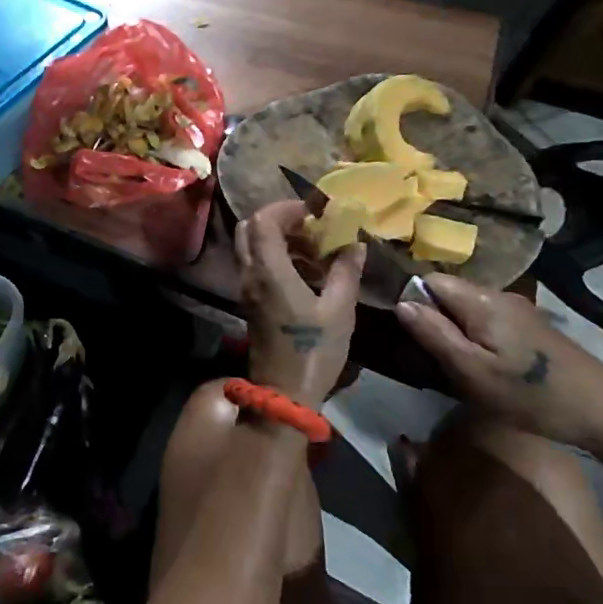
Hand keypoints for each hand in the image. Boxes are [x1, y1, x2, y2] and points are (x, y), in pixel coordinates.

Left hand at [236, 201, 365, 406]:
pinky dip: (276, 256)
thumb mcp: (339, 310)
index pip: (264, 221)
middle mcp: (250, 275)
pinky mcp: (250, 302)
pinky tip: (306, 271)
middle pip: (250, 228)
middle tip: (310, 226)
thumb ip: (345, 271)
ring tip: (313, 248)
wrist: (284, 395)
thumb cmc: (314, 350)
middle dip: (279, 219)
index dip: (287, 208)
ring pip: (251, 246)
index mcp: (269, 272)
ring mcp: (247, 290)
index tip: (315, 213)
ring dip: (278, 238)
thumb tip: (355, 243)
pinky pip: (255, 264)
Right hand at [397, 274, 602, 447]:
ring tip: (450, 363)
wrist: (599, 409)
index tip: (404, 333)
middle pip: (449, 292)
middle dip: (432, 316)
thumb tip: (401, 302)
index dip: (412, 299)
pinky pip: (487, 319)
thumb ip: (435, 334)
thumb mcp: (472, 371)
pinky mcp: (529, 325)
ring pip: (468, 307)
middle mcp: (498, 294)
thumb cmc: (529, 395)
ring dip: (454, 329)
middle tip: (426, 355)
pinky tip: (480, 364)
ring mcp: (517, 308)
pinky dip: (475, 335)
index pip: (431, 280)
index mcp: (481, 300)